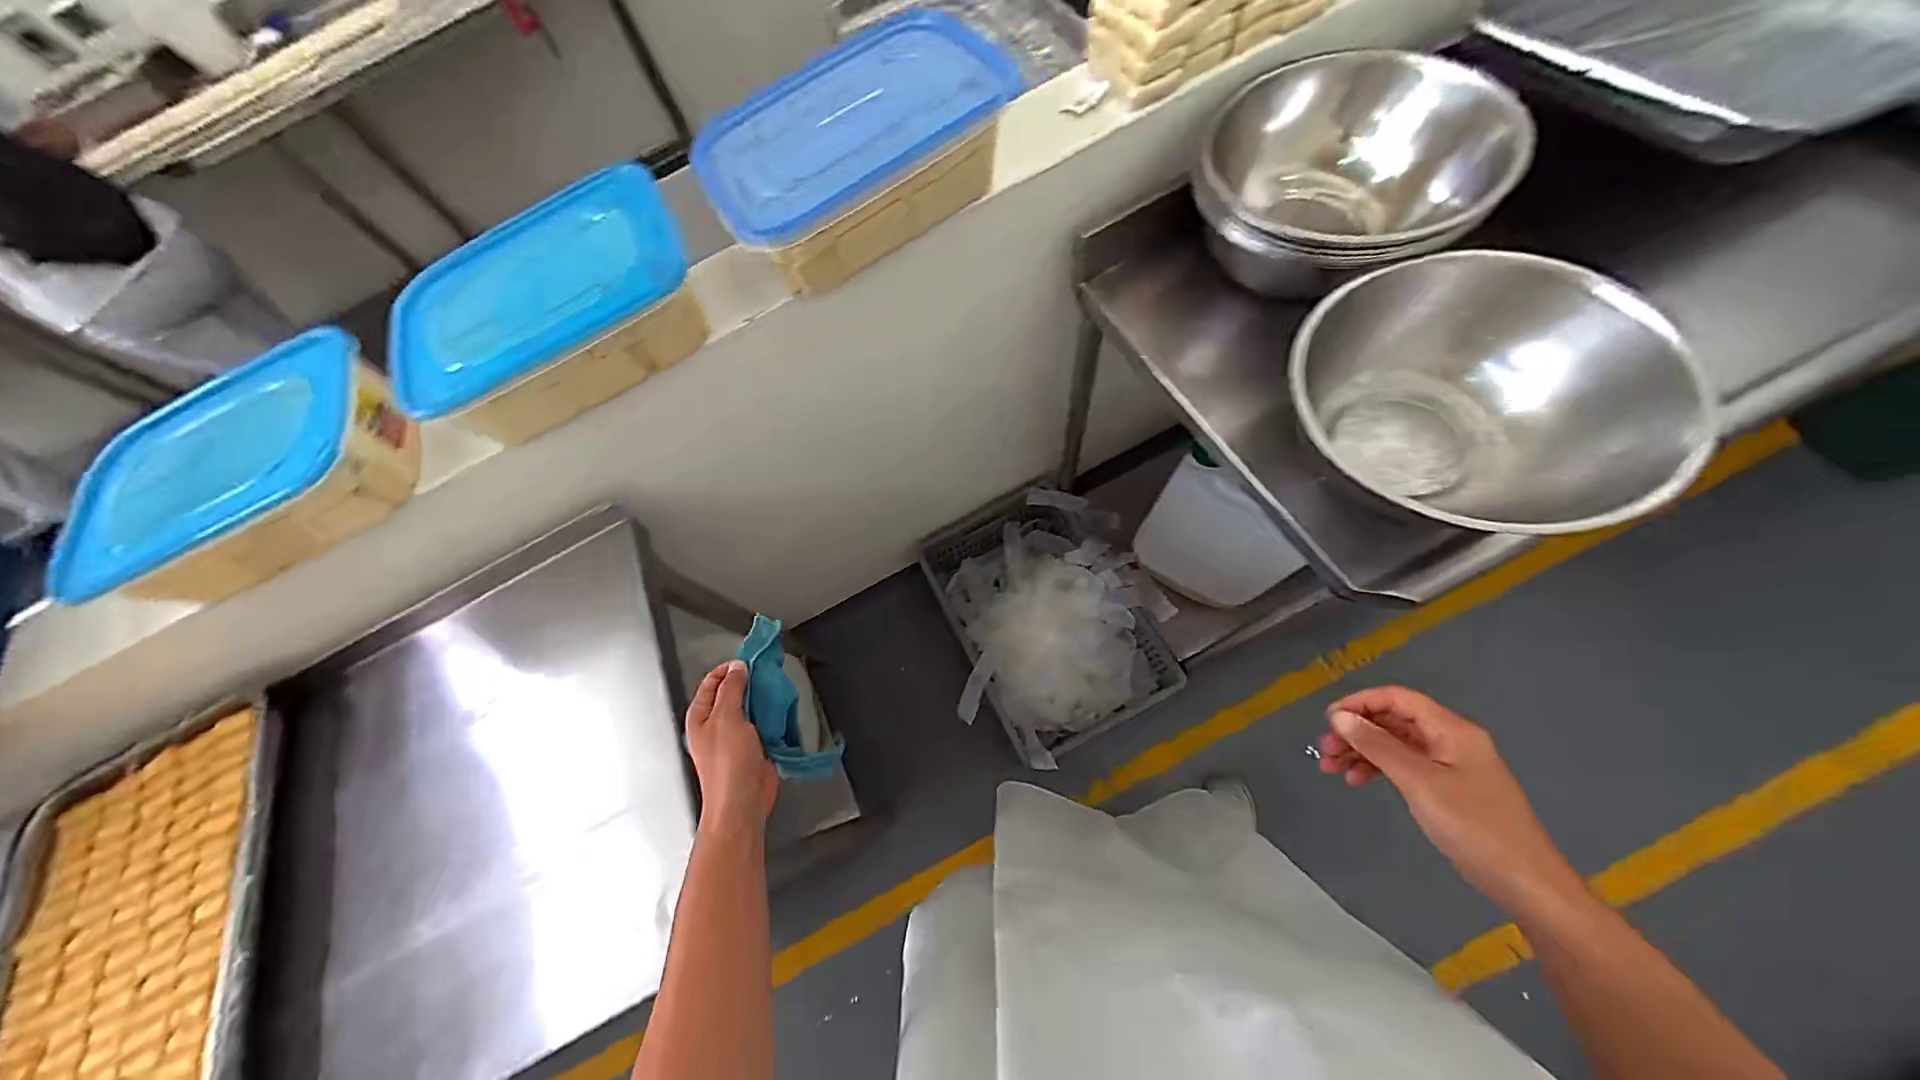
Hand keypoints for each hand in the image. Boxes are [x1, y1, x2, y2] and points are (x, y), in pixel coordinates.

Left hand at [686, 660, 778, 832]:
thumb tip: (738, 667)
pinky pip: (764, 723)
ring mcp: (736, 735)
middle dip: (750, 683)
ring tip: (776, 692)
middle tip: (766, 675)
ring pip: (751, 707)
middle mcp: (715, 724)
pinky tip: (782, 711)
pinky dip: (774, 715)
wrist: (744, 802)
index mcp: (700, 715)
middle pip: (733, 692)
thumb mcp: (727, 717)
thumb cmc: (728, 764)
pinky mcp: (754, 745)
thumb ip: (732, 688)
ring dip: (764, 699)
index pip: (712, 681)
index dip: (730, 668)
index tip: (749, 661)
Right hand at [1318, 685, 1586, 912]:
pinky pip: (1403, 765)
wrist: (1525, 882)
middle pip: (1393, 721)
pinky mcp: (1446, 787)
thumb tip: (1340, 717)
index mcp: (1452, 730)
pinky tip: (1357, 780)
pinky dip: (1377, 768)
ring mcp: (1449, 764)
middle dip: (1355, 731)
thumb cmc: (1474, 827)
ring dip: (1361, 750)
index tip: (1327, 721)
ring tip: (1331, 767)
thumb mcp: (1420, 783)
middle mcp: (1450, 739)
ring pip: (1394, 743)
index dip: (1359, 703)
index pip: (1397, 698)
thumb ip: (1378, 746)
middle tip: (1324, 750)